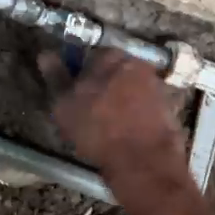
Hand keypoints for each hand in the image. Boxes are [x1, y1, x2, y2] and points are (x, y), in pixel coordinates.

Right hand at [40, 48, 189, 189]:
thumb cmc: (97, 128)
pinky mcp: (169, 108)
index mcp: (110, 55)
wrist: (144, 161)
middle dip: (102, 86)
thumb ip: (55, 76)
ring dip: (119, 101)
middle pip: (112, 71)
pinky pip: (144, 106)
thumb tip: (45, 53)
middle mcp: (137, 63)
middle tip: (88, 111)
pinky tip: (125, 134)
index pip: (90, 55)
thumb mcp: (63, 104)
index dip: (80, 74)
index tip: (74, 94)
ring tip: (107, 127)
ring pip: (129, 89)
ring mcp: (157, 85)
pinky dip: (135, 115)